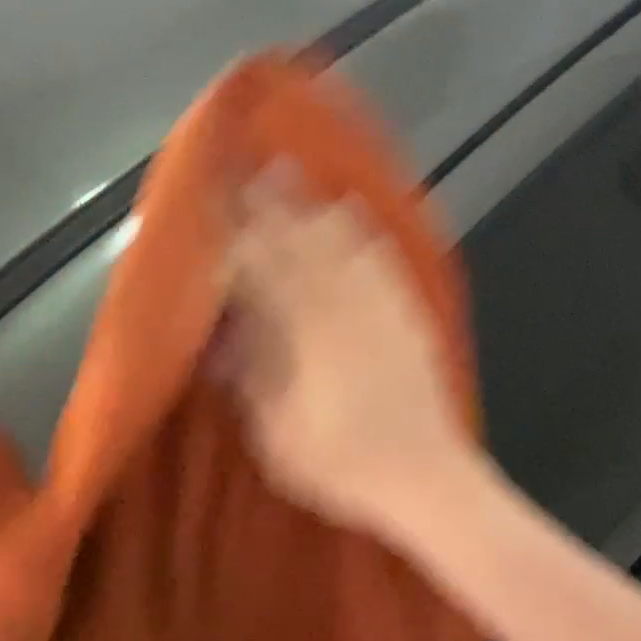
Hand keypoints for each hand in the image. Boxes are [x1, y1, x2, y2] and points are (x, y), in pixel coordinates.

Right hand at [223, 170, 482, 535]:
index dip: (236, 229)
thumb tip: (224, 338)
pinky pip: (383, 261)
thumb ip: (252, 379)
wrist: (426, 477)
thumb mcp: (278, 434)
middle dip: (271, 202)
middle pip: (300, 241)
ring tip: (293, 174)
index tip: (214, 197)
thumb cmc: (342, 464)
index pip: (262, 266)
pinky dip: (363, 233)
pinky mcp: (409, 319)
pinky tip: (355, 217)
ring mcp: (382, 308)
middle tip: (247, 163)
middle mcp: (344, 305)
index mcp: (305, 331)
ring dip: (313, 206)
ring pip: (342, 241)